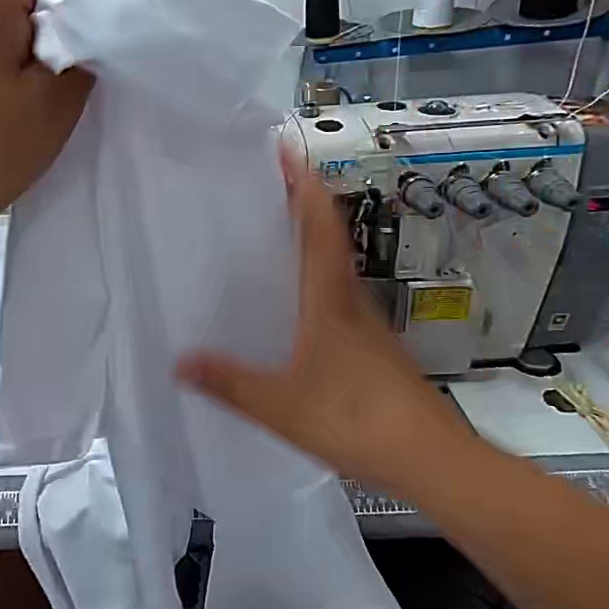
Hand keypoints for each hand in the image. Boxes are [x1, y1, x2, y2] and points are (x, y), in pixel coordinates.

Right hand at [177, 151, 482, 496]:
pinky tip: (296, 304)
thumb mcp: (281, 406)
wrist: (428, 458)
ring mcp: (366, 324)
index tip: (286, 151)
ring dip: (311, 239)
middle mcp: (351, 301)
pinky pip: (339, 296)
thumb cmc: (357, 421)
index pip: (319, 228)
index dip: (304, 186)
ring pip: (336, 266)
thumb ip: (230, 384)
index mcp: (330, 300)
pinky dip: (317, 278)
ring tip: (273, 232)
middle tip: (267, 184)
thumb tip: (179, 362)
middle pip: (329, 238)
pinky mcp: (373, 347)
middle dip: (302, 203)